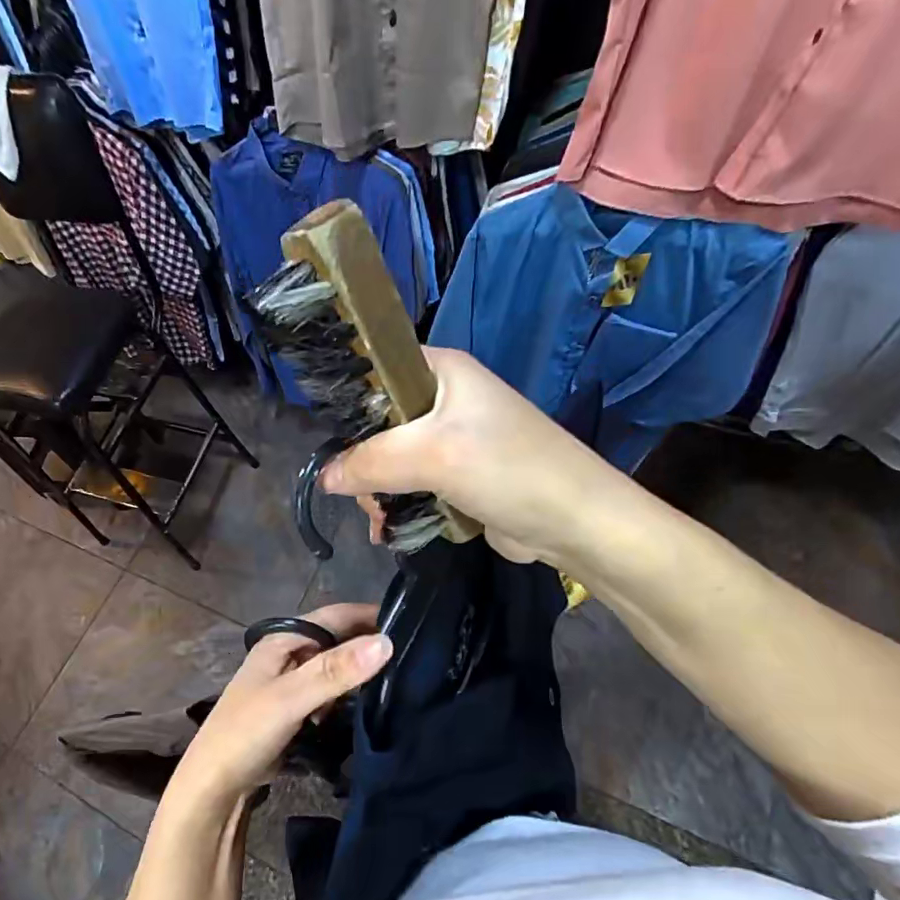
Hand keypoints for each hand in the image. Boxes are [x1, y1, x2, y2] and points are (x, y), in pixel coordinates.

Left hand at [166, 604, 391, 810]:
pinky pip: (331, 694)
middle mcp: (289, 654)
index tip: (413, 625)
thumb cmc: (246, 733)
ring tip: (404, 681)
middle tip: (416, 658)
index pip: (336, 616)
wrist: (214, 787)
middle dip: (370, 646)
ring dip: (362, 674)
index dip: (371, 616)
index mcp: (283, 640)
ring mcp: (292, 682)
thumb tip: (386, 642)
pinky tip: (371, 707)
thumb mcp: (291, 698)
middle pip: (338, 641)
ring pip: (337, 669)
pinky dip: (350, 697)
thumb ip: (336, 671)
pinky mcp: (297, 709)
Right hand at [321, 347, 623, 563]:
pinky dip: (398, 505)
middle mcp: (444, 398)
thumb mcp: (434, 455)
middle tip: (367, 497)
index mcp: (440, 370)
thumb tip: (324, 477)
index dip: (347, 403)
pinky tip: (391, 529)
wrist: (575, 522)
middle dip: (364, 463)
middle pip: (377, 422)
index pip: (374, 369)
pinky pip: (412, 484)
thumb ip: (372, 461)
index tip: (332, 444)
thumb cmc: (508, 469)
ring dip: (379, 491)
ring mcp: (453, 439)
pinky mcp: (458, 475)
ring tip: (382, 521)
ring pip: (391, 459)